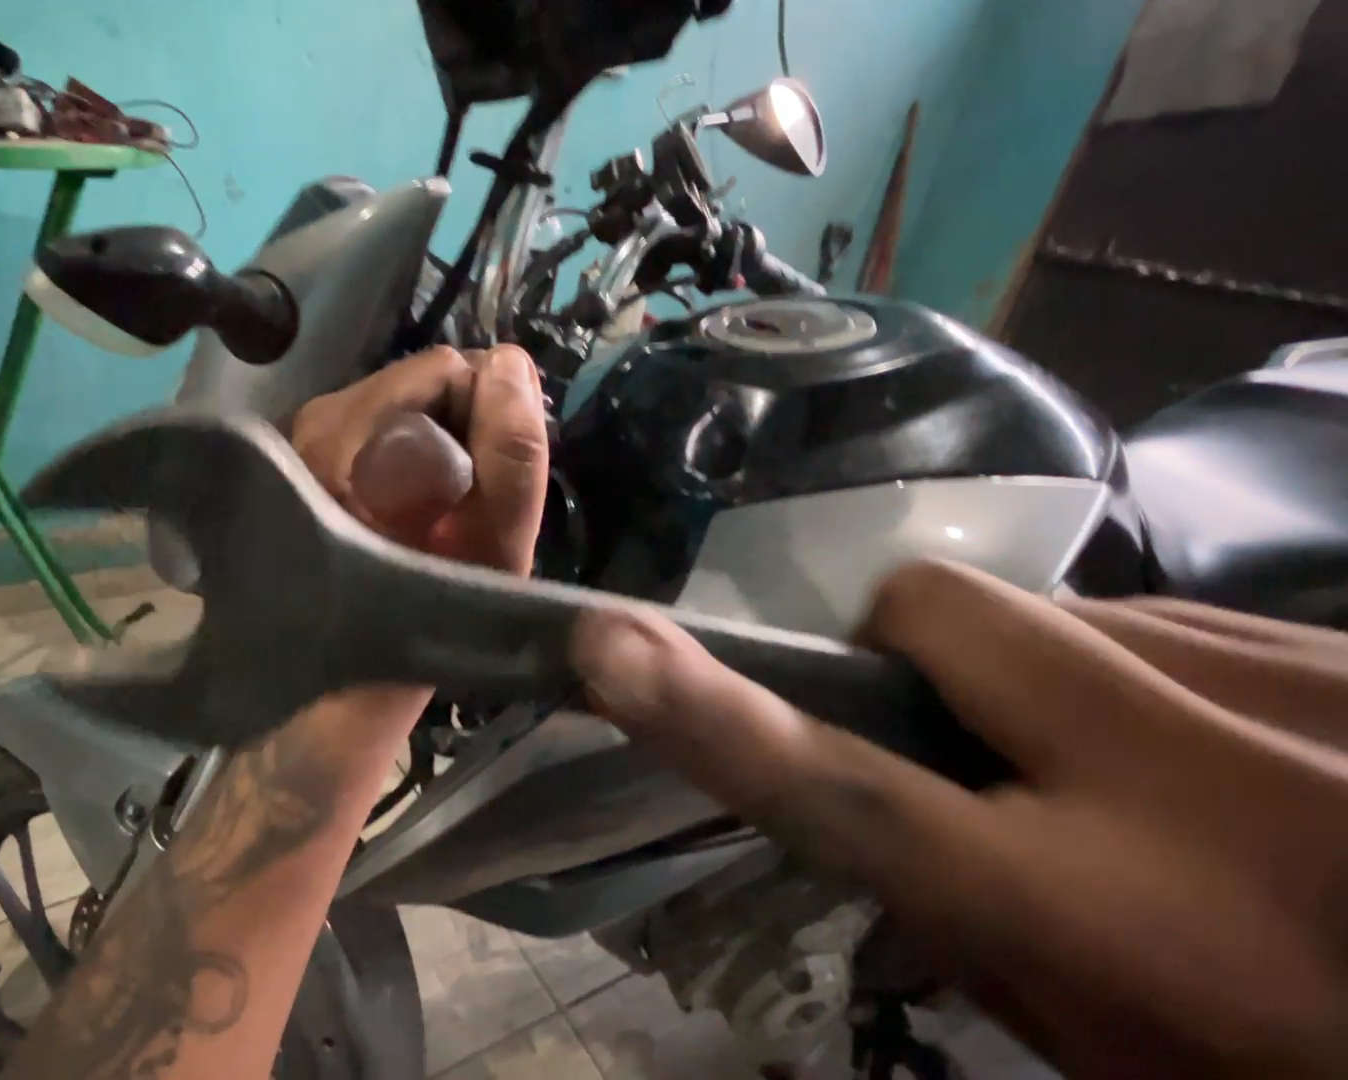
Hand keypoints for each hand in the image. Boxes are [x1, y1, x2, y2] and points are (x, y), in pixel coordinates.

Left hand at [280, 345, 549, 772]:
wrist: (337, 693)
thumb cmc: (422, 628)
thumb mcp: (491, 547)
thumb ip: (511, 454)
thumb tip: (512, 364)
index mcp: (349, 428)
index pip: (446, 368)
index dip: (488, 417)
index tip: (487, 486)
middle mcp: (311, 420)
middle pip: (417, 385)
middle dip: (457, 432)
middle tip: (461, 509)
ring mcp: (296, 443)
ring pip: (395, 411)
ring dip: (429, 450)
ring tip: (430, 520)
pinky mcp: (294, 468)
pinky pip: (368, 438)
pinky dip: (396, 466)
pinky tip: (397, 520)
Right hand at [570, 561, 1347, 1078]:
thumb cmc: (1300, 1058)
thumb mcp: (1118, 1055)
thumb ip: (977, 931)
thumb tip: (884, 817)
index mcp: (1121, 918)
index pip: (851, 792)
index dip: (712, 714)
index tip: (607, 645)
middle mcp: (1207, 778)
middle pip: (937, 614)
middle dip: (904, 651)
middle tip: (965, 733)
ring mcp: (1299, 682)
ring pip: (1051, 608)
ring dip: (1038, 674)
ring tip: (1144, 775)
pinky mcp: (1340, 638)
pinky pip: (1158, 615)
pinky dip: (1138, 674)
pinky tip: (1239, 760)